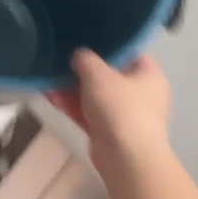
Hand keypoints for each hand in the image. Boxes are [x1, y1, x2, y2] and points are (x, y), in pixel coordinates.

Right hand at [46, 49, 171, 177]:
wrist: (126, 156)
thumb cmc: (119, 107)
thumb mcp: (97, 73)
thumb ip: (85, 58)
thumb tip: (79, 56)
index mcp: (149, 74)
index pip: (129, 52)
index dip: (106, 46)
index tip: (83, 42)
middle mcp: (142, 93)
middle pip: (107, 75)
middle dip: (80, 72)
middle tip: (58, 65)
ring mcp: (126, 114)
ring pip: (95, 95)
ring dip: (71, 90)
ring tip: (48, 85)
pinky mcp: (111, 131)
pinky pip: (89, 113)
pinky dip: (73, 107)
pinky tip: (52, 101)